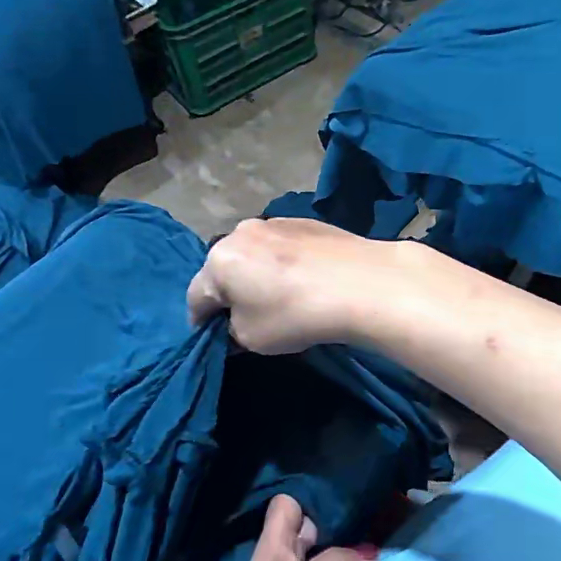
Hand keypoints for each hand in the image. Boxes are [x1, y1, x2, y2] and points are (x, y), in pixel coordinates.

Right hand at [188, 219, 410, 354]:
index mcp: (217, 261)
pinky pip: (280, 247)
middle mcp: (238, 233)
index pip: (196, 297)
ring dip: (256, 274)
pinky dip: (282, 263)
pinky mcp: (303, 221)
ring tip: (280, 296)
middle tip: (246, 316)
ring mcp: (272, 222)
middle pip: (223, 270)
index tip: (213, 337)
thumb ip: (230, 331)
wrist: (363, 284)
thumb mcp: (250, 339)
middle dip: (229, 292)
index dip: (201, 322)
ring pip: (252, 255)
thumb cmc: (295, 315)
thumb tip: (234, 324)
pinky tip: (304, 281)